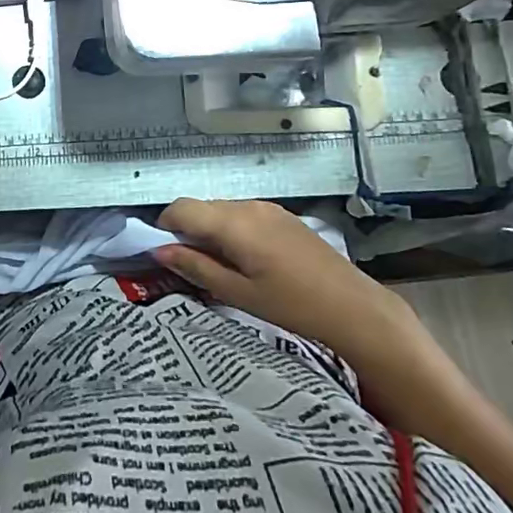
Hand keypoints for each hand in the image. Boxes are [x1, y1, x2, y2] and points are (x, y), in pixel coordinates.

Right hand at [153, 198, 407, 344]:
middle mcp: (248, 205)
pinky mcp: (283, 216)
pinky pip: (243, 214)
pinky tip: (248, 260)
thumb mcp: (237, 293)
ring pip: (221, 210)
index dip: (165, 227)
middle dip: (187, 231)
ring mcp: (268, 208)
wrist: (353, 307)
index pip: (181, 208)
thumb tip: (159, 249)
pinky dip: (232, 230)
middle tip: (194, 267)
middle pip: (201, 207)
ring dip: (210, 231)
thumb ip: (195, 266)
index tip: (167, 255)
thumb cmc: (291, 305)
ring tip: (223, 267)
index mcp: (233, 223)